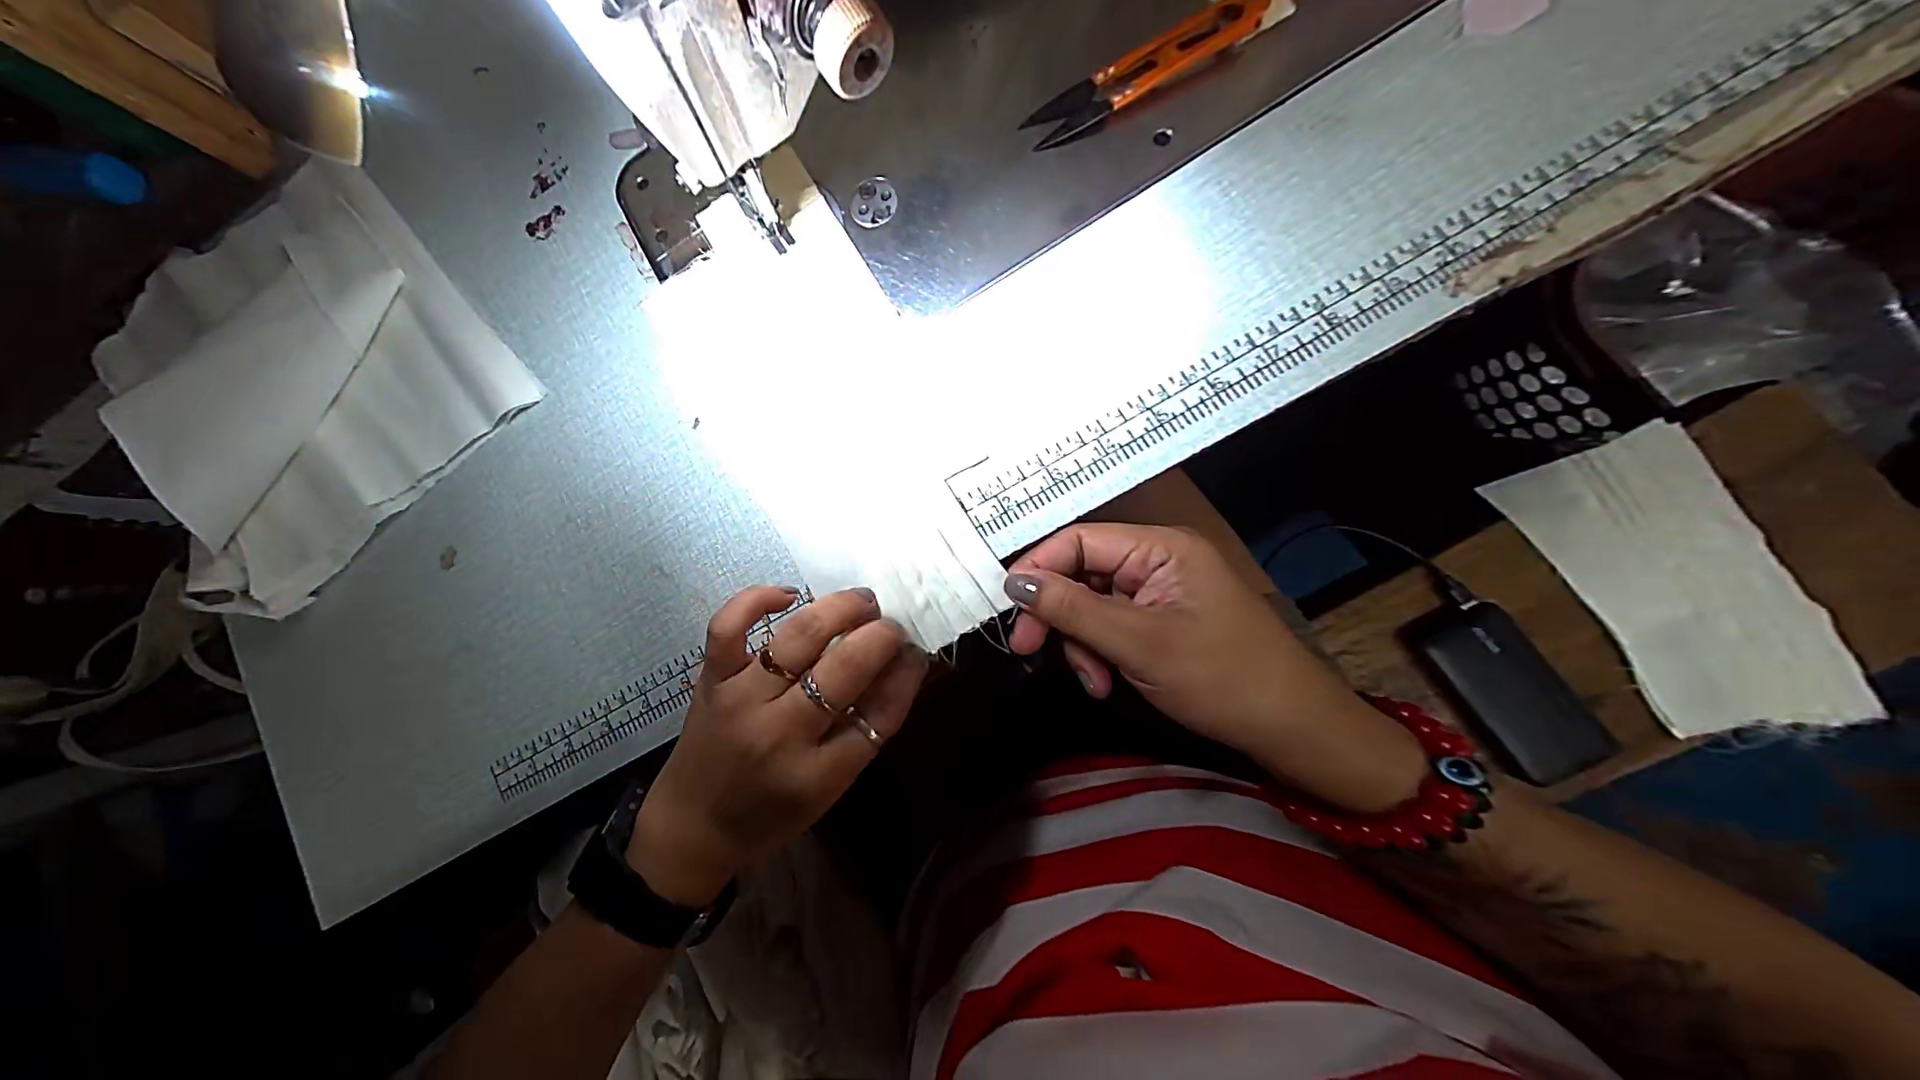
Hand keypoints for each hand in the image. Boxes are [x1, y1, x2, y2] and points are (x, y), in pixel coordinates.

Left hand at [628, 586, 928, 905]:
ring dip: (840, 609)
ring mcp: (741, 701)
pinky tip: (789, 595)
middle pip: (844, 669)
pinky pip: (729, 627)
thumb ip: (868, 727)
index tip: (915, 652)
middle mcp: (780, 734)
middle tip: (893, 626)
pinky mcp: (711, 680)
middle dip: (881, 636)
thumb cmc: (771, 812)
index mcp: (819, 774)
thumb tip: (903, 664)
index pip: (880, 712)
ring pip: (798, 637)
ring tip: (863, 602)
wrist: (693, 828)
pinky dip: (757, 599)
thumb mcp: (830, 787)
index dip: (906, 674)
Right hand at [1005, 524, 1426, 812]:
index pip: (1080, 541)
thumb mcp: (1139, 644)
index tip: (1011, 609)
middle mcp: (1159, 561)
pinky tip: (1108, 684)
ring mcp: (1162, 593)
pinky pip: (1114, 627)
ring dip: (1082, 643)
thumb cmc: (1222, 677)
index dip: (1039, 569)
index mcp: (1160, 548)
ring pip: (1094, 606)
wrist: (1293, 728)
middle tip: (1032, 651)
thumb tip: (1015, 582)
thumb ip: (1074, 609)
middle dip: (1060, 615)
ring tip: (1095, 682)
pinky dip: (1102, 654)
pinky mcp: (1164, 622)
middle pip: (1083, 574)